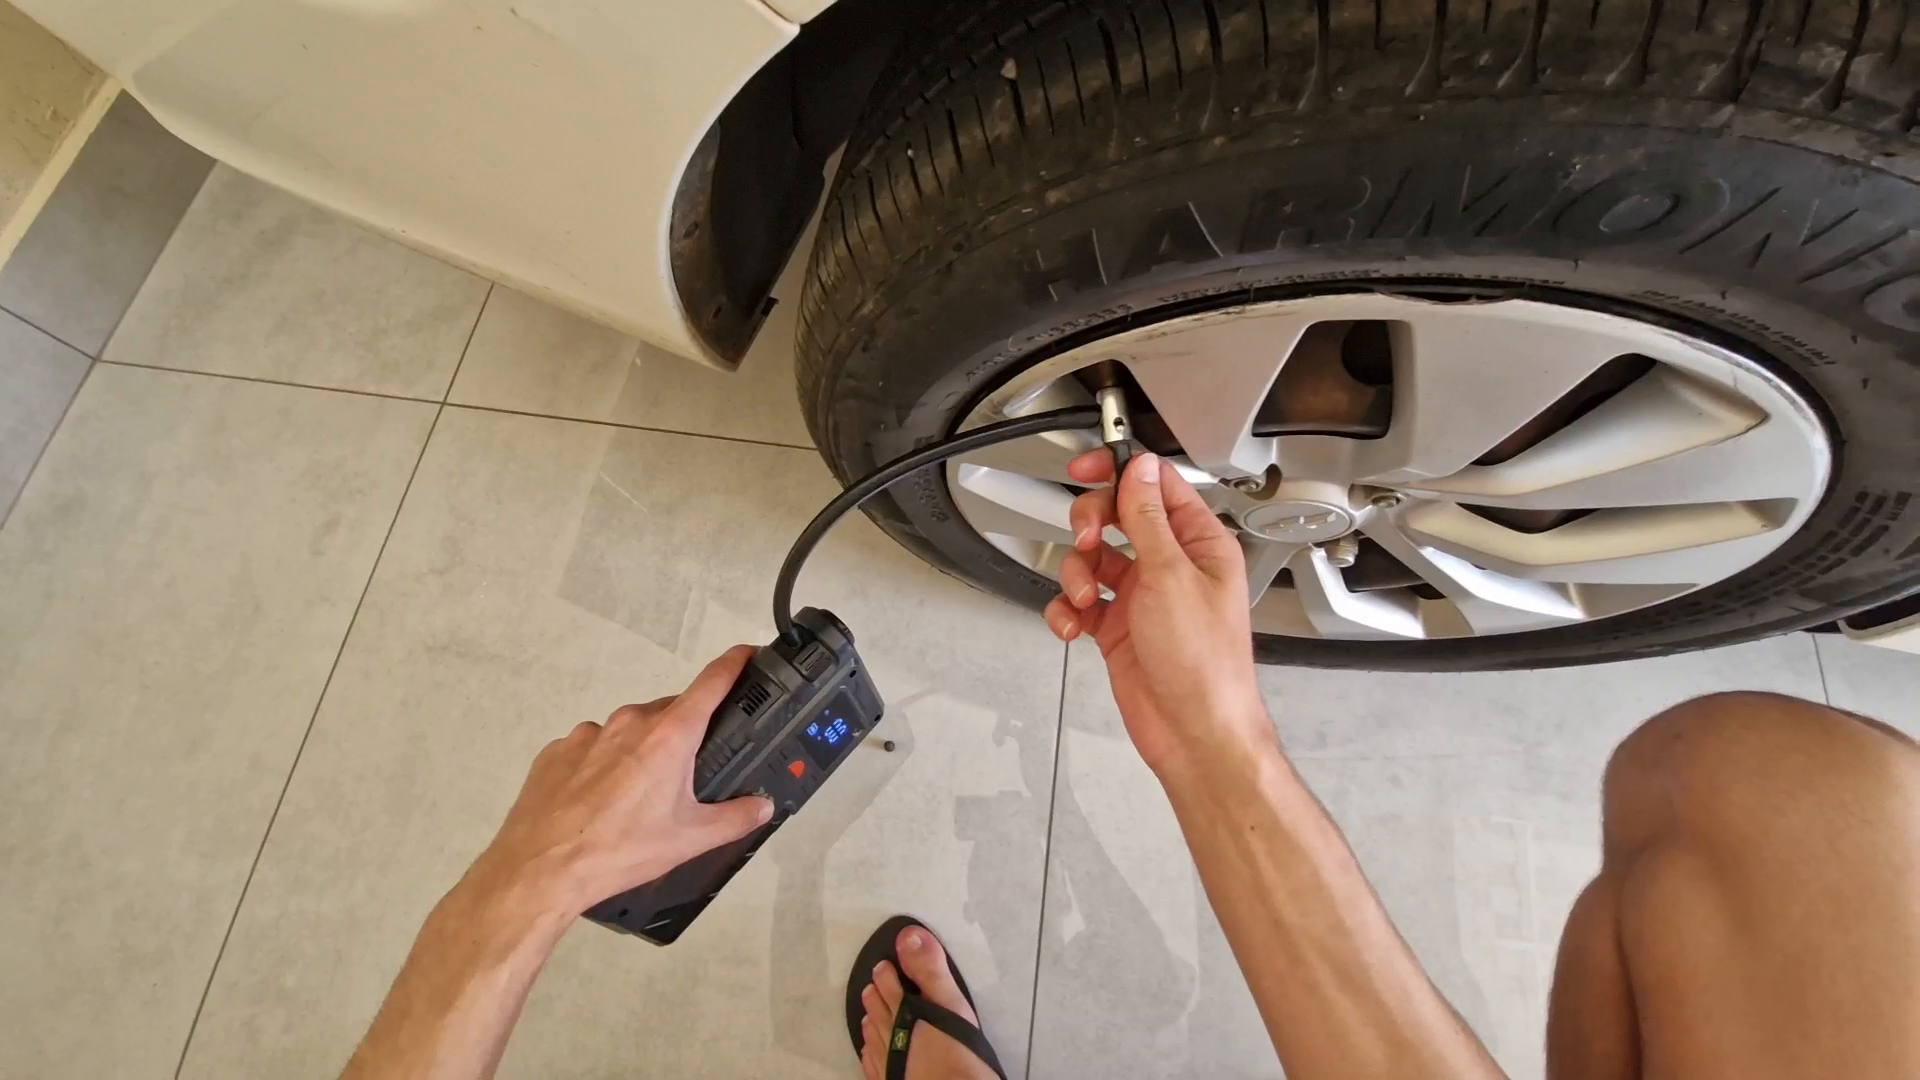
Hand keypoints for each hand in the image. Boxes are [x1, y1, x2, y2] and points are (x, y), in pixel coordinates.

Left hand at [468, 646, 773, 915]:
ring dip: (642, 750)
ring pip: (630, 730)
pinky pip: (592, 747)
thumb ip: (735, 818)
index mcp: (670, 734)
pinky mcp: (555, 751)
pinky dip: (602, 764)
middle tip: (685, 776)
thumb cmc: (619, 850)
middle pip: (671, 712)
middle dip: (684, 734)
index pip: (712, 681)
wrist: (535, 874)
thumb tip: (763, 806)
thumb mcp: (688, 840)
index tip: (749, 653)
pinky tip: (596, 801)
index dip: (735, 662)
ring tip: (635, 796)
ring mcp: (588, 733)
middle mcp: (631, 721)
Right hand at [1043, 451, 1276, 775]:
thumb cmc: (1204, 665)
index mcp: (1197, 544)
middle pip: (1117, 518)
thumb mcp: (1171, 578)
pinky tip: (1074, 625)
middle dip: (1091, 525)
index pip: (1156, 487)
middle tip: (1086, 538)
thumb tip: (1139, 471)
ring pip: (1091, 560)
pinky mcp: (1117, 626)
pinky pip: (1080, 603)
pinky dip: (1068, 610)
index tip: (1086, 468)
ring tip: (1085, 597)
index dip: (1119, 472)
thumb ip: (1148, 520)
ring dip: (1077, 574)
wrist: (1192, 733)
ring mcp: (1141, 596)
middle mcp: (1170, 565)